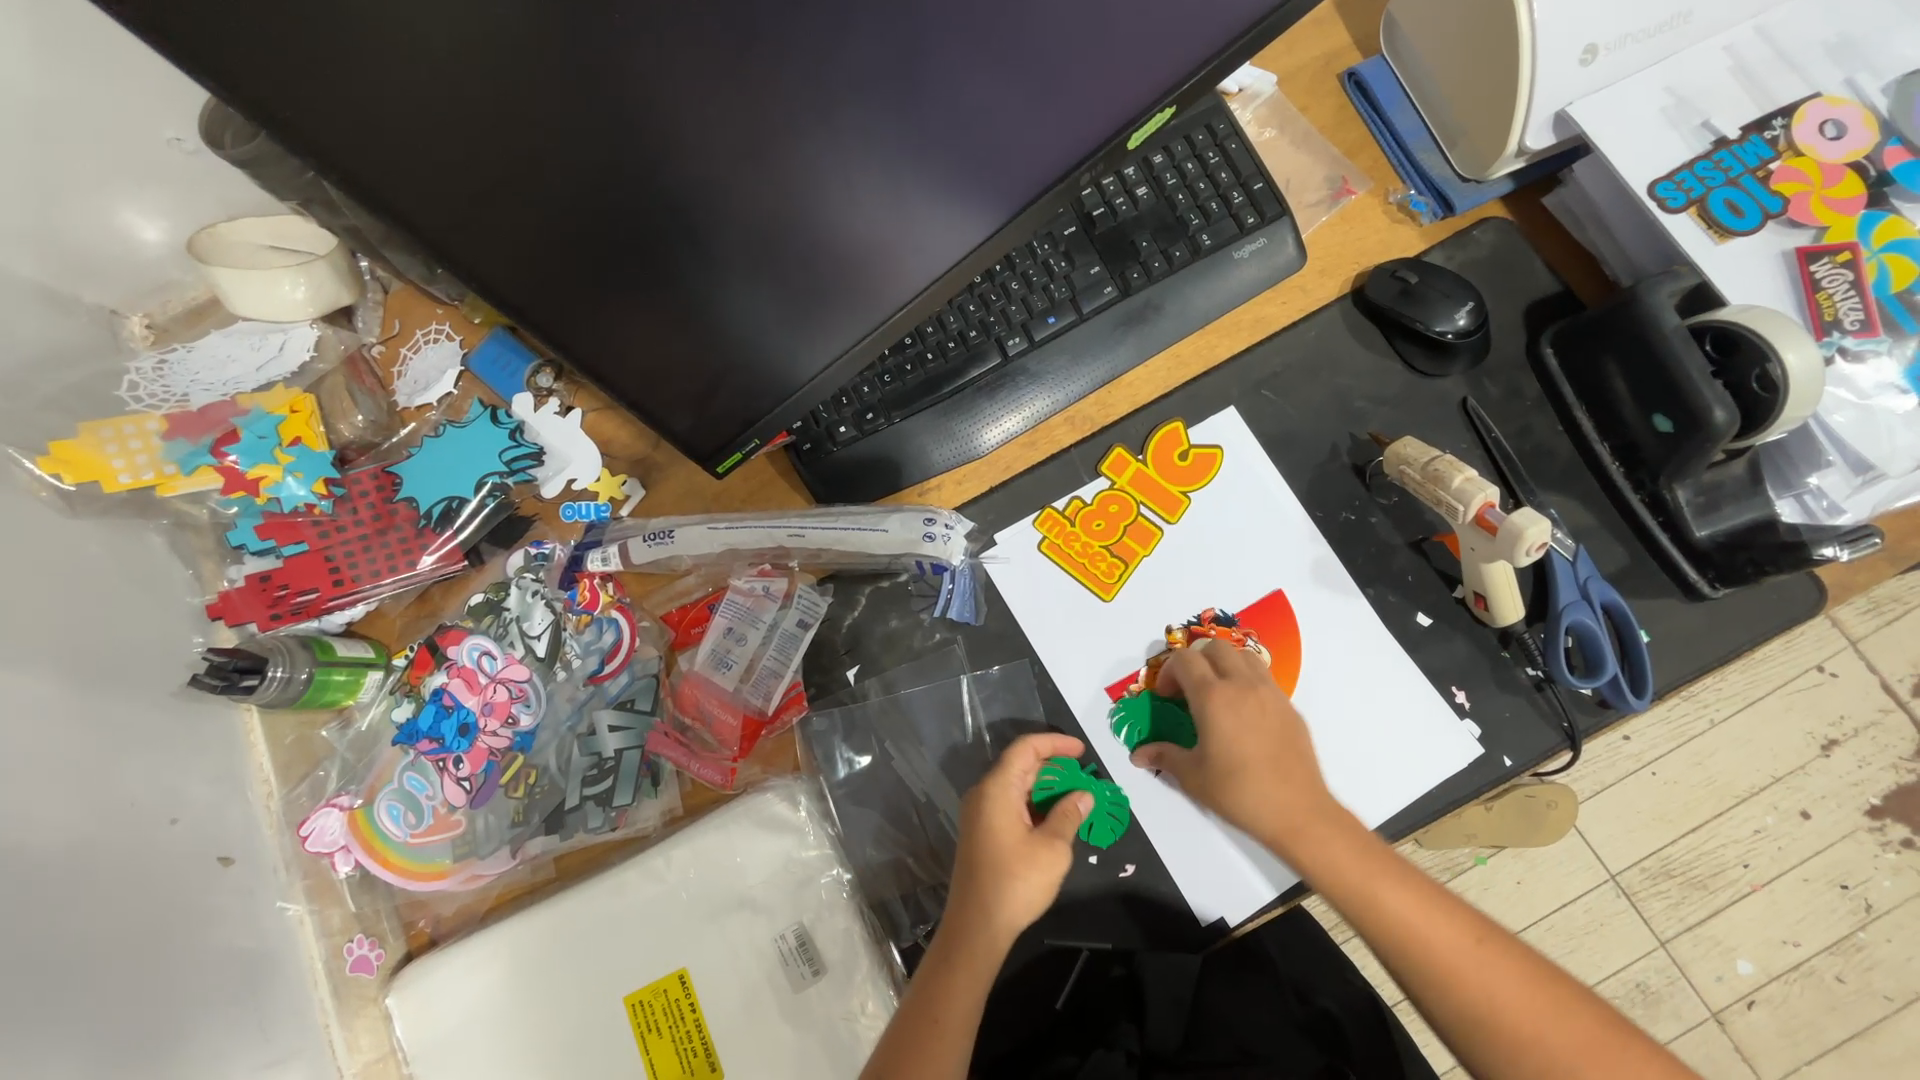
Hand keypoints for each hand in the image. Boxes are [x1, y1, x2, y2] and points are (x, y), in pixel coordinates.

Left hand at [944, 732, 1090, 949]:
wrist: (977, 927)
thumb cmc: (1016, 883)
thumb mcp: (1052, 848)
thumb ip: (1069, 815)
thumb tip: (1084, 795)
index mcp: (996, 789)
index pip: (1025, 749)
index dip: (1055, 743)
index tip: (1082, 751)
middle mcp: (983, 794)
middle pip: (1019, 765)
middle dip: (1054, 767)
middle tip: (1085, 777)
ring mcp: (979, 814)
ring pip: (1015, 786)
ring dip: (1045, 787)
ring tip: (1076, 796)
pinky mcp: (981, 832)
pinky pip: (1009, 804)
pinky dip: (1033, 804)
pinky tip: (1056, 818)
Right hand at [1130, 644, 1346, 859]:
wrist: (1297, 811)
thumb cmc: (1238, 792)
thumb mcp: (1193, 776)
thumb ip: (1164, 757)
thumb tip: (1138, 754)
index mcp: (1213, 697)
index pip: (1185, 659)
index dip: (1169, 672)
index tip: (1166, 697)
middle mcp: (1242, 685)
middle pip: (1215, 647)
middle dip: (1196, 661)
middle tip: (1188, 690)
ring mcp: (1270, 693)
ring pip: (1243, 656)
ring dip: (1224, 664)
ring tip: (1217, 694)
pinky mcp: (1289, 706)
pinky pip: (1264, 677)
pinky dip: (1247, 681)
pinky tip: (1243, 715)